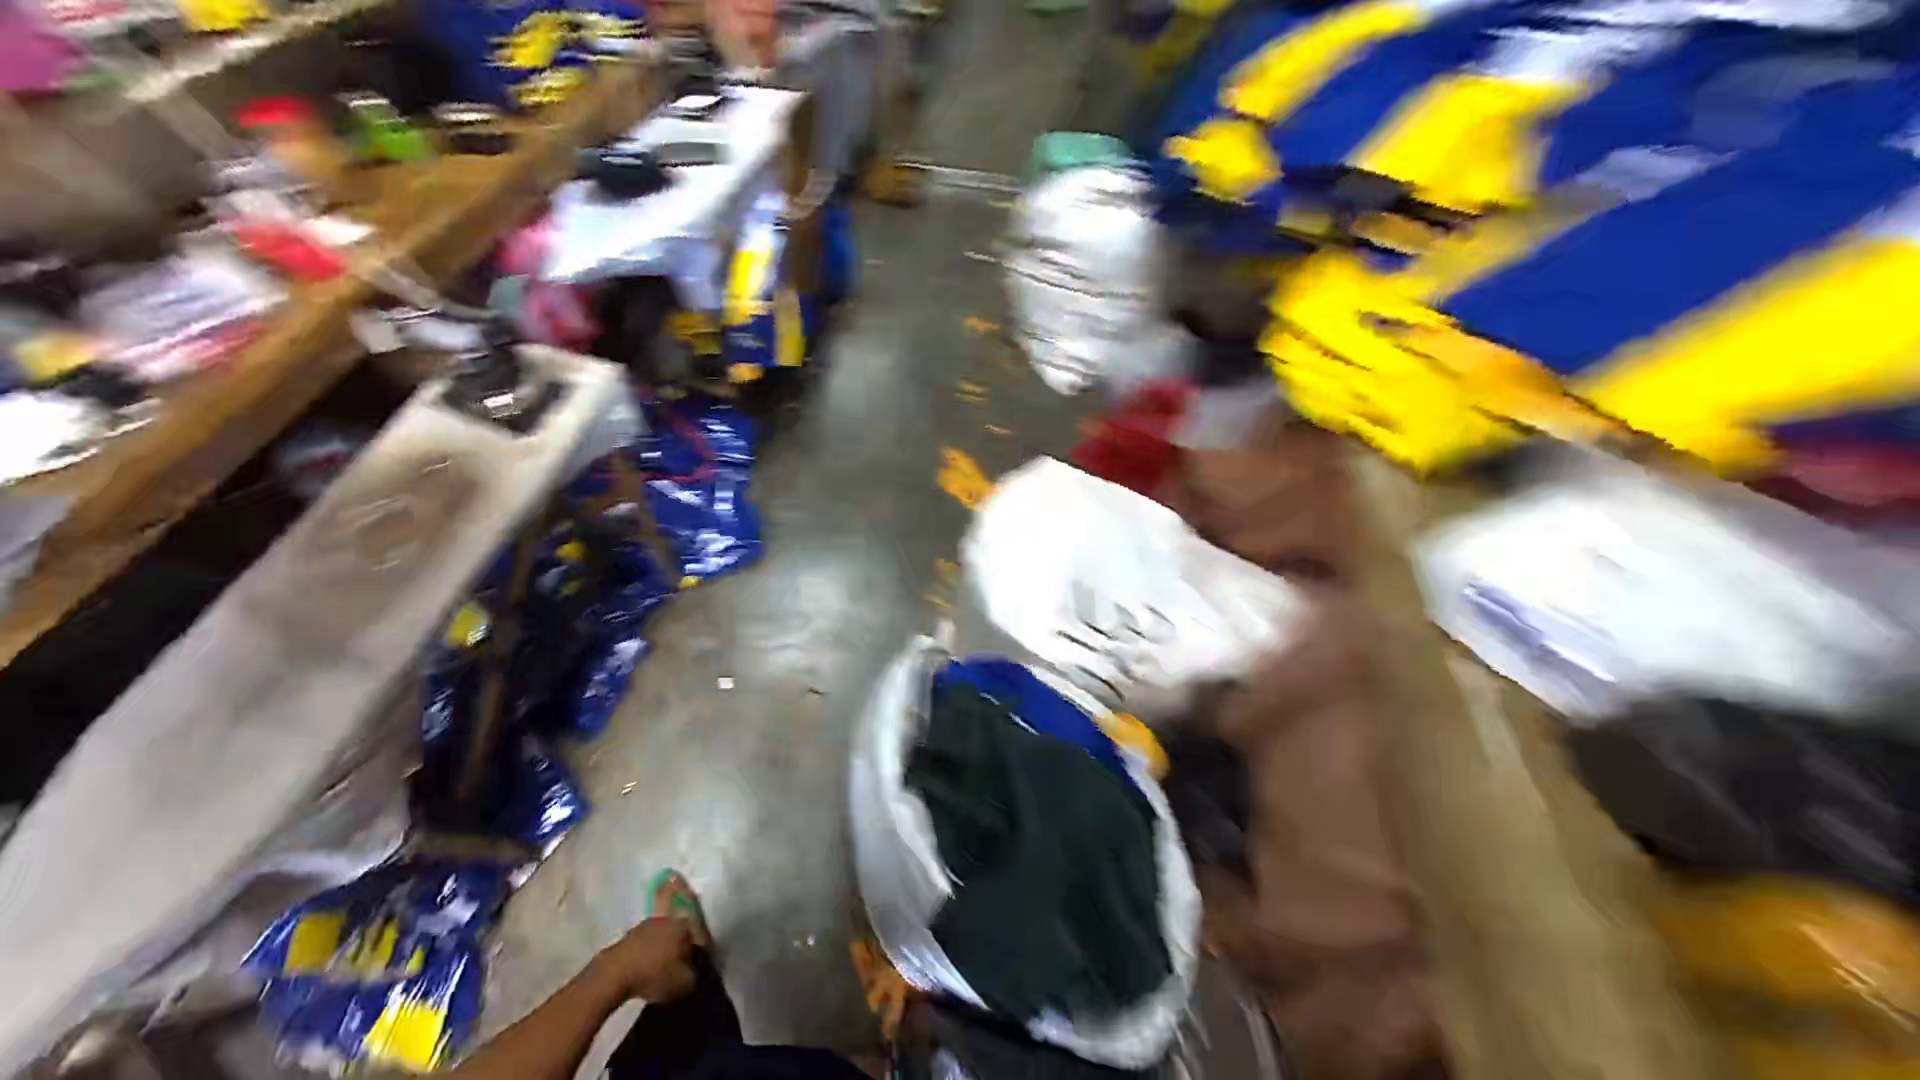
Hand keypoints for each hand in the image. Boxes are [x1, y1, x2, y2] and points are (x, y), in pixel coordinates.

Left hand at [593, 916, 694, 1002]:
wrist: (612, 975)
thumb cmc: (653, 974)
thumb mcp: (683, 983)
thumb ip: (694, 978)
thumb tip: (695, 975)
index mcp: (684, 925)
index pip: (698, 938)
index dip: (698, 955)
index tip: (695, 971)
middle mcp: (666, 918)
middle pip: (678, 936)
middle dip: (679, 952)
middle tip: (678, 972)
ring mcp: (644, 926)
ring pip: (660, 940)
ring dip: (661, 954)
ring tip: (659, 975)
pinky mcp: (625, 937)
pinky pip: (642, 947)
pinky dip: (645, 958)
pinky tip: (642, 973)